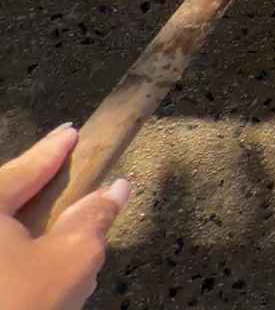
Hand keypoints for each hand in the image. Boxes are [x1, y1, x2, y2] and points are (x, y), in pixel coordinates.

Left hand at [0, 125, 130, 309]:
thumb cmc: (16, 304)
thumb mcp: (73, 257)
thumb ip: (94, 217)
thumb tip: (113, 190)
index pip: (23, 168)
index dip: (53, 150)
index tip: (71, 133)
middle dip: (27, 196)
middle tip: (64, 188)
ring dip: (12, 234)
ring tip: (44, 241)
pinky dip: (2, 261)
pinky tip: (18, 272)